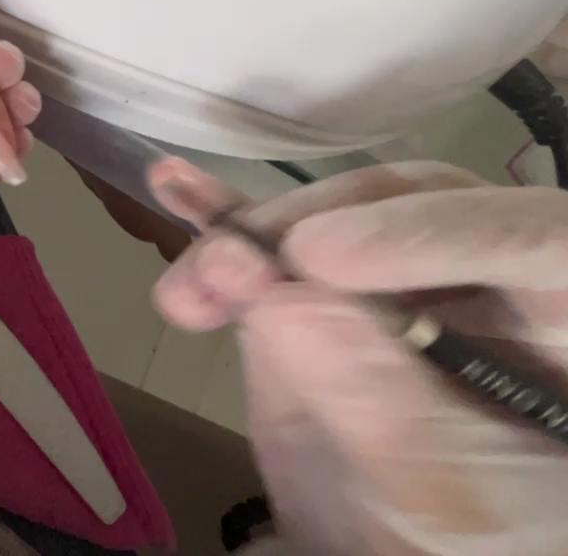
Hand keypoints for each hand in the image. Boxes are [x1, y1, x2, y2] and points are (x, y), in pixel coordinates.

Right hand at [150, 160, 567, 554]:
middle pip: (416, 208)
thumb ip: (378, 408)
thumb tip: (286, 305)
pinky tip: (170, 183)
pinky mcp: (312, 279)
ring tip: (187, 295)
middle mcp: (498, 290)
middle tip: (230, 275)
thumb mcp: (436, 504)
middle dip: (303, 231)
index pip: (540, 244)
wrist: (377, 553)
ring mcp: (399, 278)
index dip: (436, 233)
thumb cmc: (444, 542)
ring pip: (326, 213)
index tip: (315, 259)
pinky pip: (270, 227)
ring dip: (238, 237)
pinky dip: (215, 206)